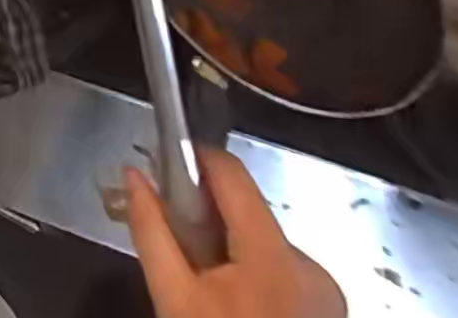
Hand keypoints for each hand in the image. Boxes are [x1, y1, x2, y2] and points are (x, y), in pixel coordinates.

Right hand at [125, 151, 345, 317]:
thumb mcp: (172, 294)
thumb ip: (149, 227)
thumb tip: (132, 173)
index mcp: (274, 257)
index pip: (231, 173)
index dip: (190, 156)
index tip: (157, 166)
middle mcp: (310, 266)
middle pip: (240, 206)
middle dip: (196, 209)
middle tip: (164, 231)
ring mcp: (324, 291)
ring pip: (253, 235)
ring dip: (215, 237)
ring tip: (190, 272)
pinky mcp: (325, 308)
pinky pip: (271, 262)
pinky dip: (238, 261)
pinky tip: (219, 292)